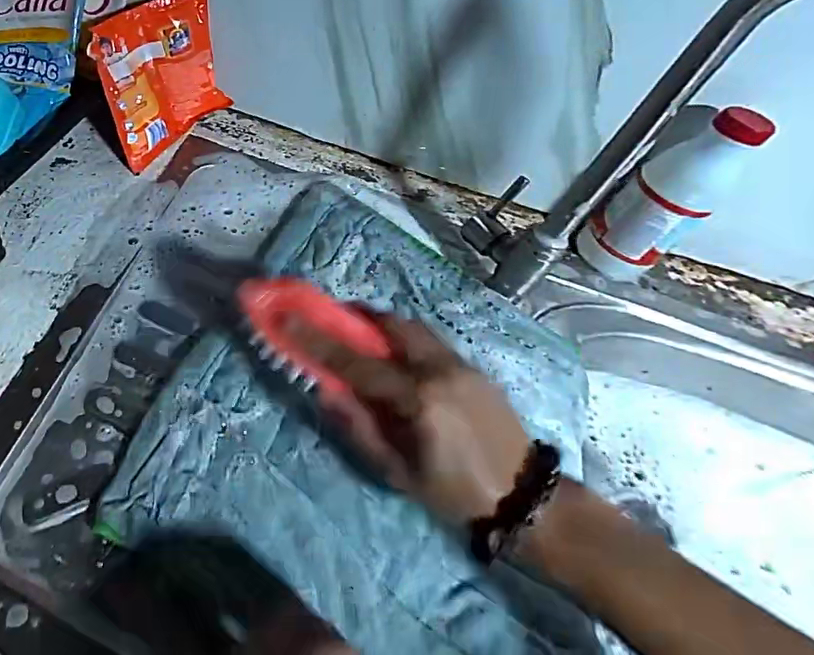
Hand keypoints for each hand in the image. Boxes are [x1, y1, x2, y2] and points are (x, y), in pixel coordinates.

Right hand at [286, 308, 530, 524]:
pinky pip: (433, 340)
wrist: (524, 497)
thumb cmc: (455, 494)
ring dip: (386, 326)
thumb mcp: (400, 474)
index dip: (318, 339)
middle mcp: (440, 368)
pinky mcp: (475, 366)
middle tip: (336, 321)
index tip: (288, 315)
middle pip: (392, 325)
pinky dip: (409, 339)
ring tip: (366, 338)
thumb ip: (360, 429)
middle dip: (360, 318)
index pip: (357, 362)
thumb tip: (326, 391)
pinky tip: (402, 360)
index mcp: (419, 398)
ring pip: (415, 328)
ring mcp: (462, 362)